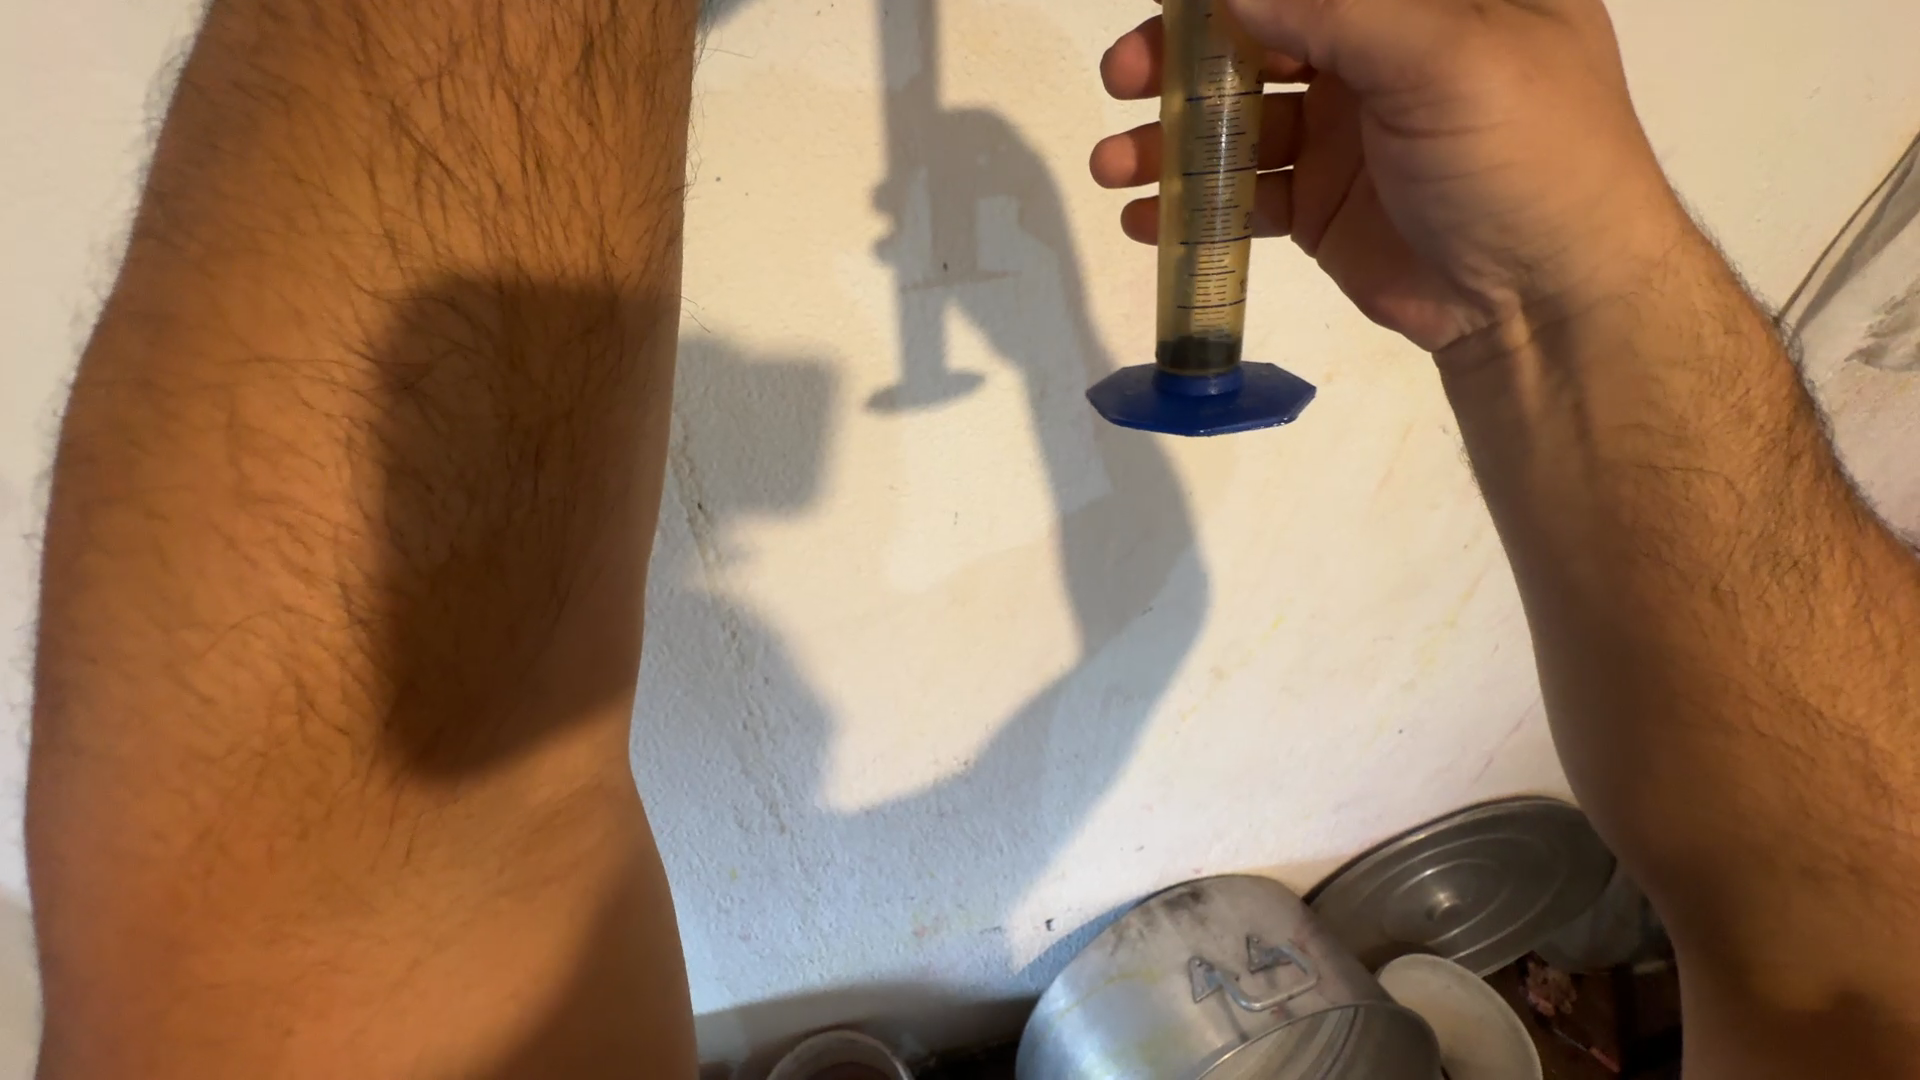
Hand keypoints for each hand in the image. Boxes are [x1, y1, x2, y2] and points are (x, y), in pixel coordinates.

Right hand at [1091, 0, 1693, 352]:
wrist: (1533, 295)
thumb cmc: (1520, 155)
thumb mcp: (1446, 58)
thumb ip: (1339, 13)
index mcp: (1419, 1)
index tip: (1165, 2)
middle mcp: (1370, 60)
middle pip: (1255, 47)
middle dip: (1181, 62)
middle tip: (1121, 76)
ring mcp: (1337, 138)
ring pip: (1235, 129)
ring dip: (1169, 146)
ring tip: (1111, 166)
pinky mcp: (1314, 207)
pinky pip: (1240, 200)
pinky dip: (1192, 211)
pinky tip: (1145, 220)